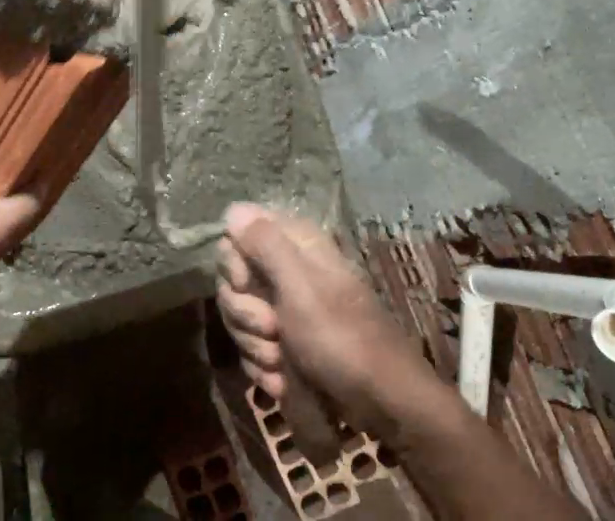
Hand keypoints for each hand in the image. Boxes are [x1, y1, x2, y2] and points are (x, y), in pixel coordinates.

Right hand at [215, 204, 434, 421]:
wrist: (382, 403)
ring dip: (254, 344)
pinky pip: (252, 347)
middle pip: (233, 278)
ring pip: (240, 315)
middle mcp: (288, 271)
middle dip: (243, 311)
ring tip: (279, 361)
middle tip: (271, 329)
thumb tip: (234, 210)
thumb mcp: (300, 287)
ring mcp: (286, 309)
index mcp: (296, 246)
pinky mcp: (285, 343)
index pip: (239, 231)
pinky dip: (263, 366)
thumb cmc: (342, 339)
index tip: (245, 284)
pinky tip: (281, 381)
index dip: (233, 259)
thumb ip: (265, 244)